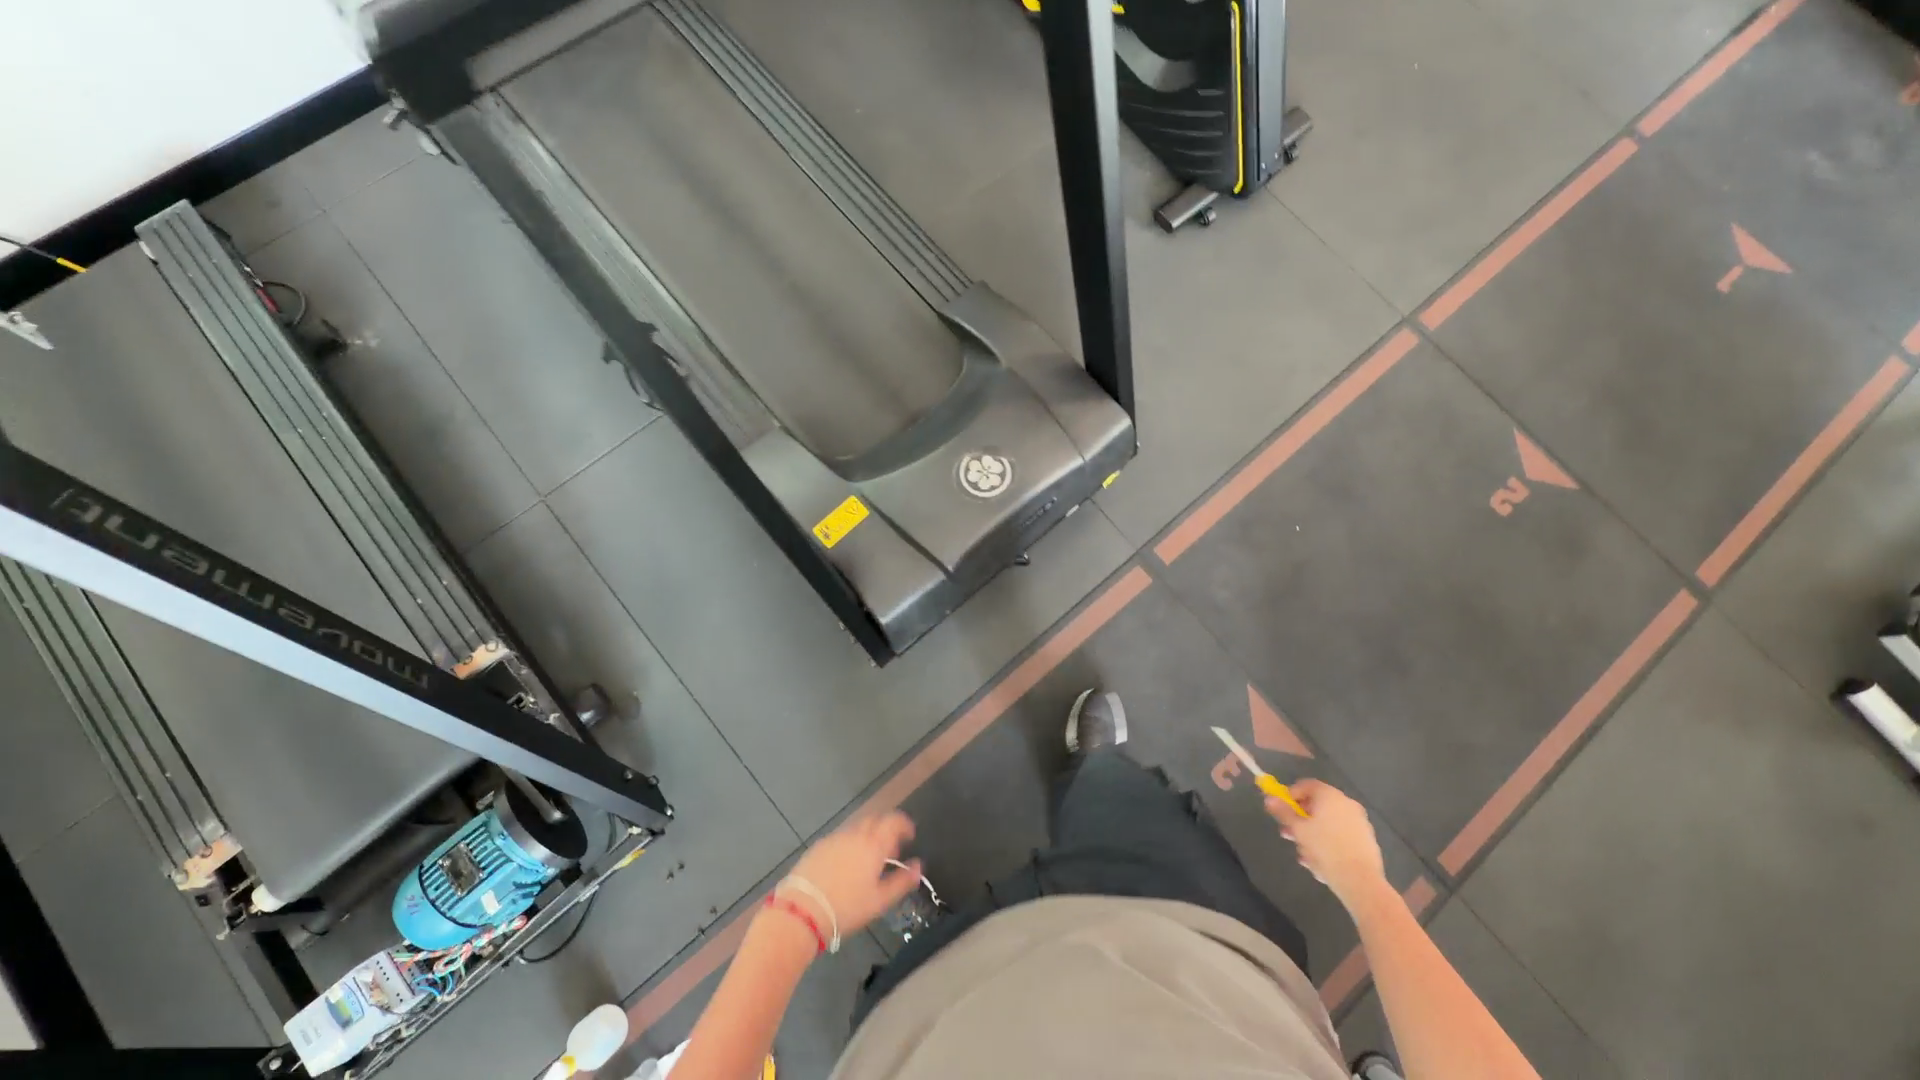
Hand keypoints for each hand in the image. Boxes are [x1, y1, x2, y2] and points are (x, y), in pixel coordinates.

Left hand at [781, 812, 922, 938]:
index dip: (904, 824)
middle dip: (886, 829)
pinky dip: (850, 844)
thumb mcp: (880, 900)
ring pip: (856, 828)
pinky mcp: (818, 846)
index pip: (894, 821)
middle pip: (875, 820)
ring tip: (868, 860)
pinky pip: (840, 838)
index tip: (909, 836)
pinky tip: (846, 865)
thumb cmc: (847, 907)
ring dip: (867, 836)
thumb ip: (902, 881)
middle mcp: (855, 834)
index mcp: (874, 844)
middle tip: (891, 850)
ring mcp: (834, 838)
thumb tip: (918, 866)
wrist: (803, 910)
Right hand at [1266, 779, 1387, 909]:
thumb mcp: (1298, 830)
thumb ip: (1283, 812)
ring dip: (1311, 836)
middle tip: (1287, 835)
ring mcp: (1359, 822)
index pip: (1306, 785)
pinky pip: (1339, 836)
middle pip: (1317, 806)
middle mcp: (1346, 803)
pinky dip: (1328, 844)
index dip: (1290, 795)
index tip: (1280, 811)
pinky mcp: (1365, 840)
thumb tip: (1269, 798)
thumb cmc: (1325, 849)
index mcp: (1330, 796)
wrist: (1360, 880)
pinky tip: (1320, 863)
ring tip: (1303, 855)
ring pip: (1327, 824)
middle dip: (1299, 820)